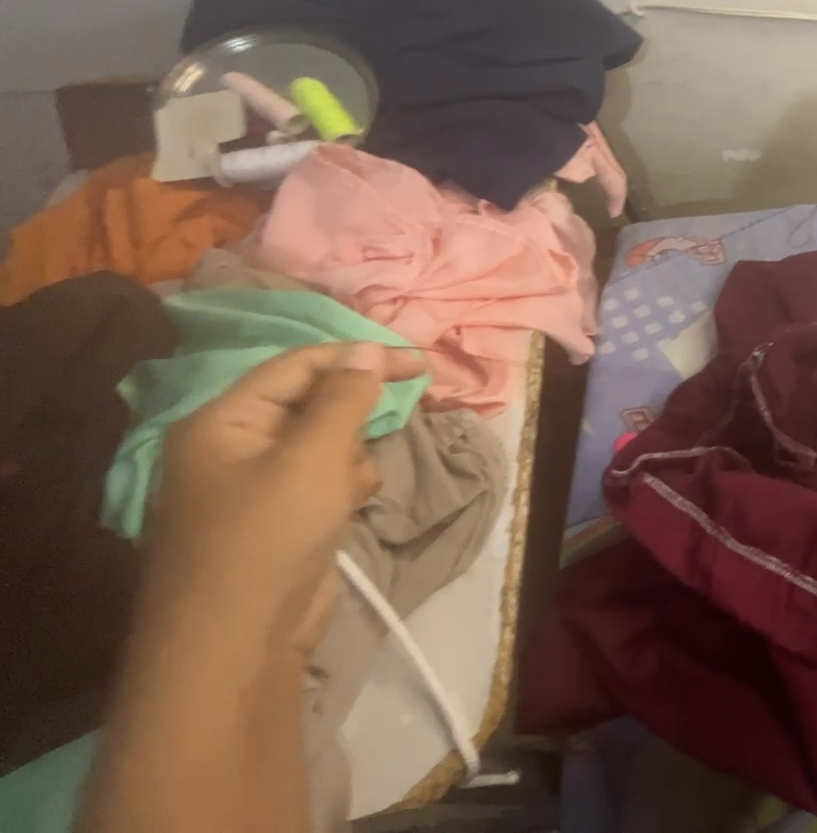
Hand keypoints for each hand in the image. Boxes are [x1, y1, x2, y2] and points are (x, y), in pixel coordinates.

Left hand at [143, 343, 424, 653]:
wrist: (236, 641)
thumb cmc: (268, 537)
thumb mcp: (313, 459)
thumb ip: (345, 399)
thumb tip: (368, 348)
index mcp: (223, 422)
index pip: (299, 366)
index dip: (360, 356)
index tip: (421, 363)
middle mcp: (233, 445)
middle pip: (313, 401)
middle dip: (358, 411)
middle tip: (407, 411)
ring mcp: (255, 483)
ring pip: (328, 440)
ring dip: (354, 453)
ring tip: (353, 485)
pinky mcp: (280, 514)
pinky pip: (325, 476)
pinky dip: (347, 482)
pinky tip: (350, 505)